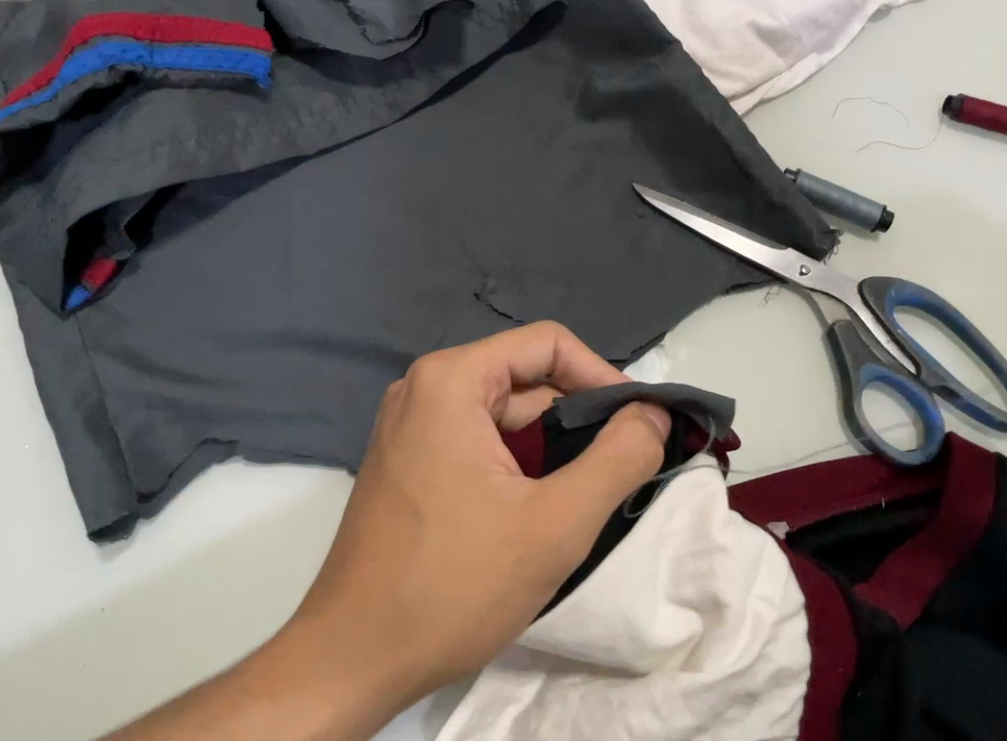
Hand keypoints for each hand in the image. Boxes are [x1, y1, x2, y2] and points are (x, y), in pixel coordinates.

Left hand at [111, 322, 670, 740]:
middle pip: (527, 380)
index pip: (549, 345)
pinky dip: (519, 466)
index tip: (642, 424)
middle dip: (580, 419)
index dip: (604, 378)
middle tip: (624, 469)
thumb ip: (619, 459)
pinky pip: (479, 442)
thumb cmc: (453, 585)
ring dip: (552, 449)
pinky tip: (539, 511)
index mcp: (450, 380)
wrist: (352, 661)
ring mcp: (411, 427)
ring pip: (506, 416)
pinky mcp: (409, 463)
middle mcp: (424, 389)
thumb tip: (653, 414)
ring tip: (585, 498)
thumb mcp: (557, 523)